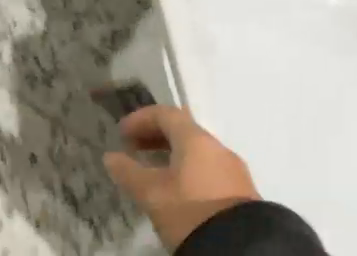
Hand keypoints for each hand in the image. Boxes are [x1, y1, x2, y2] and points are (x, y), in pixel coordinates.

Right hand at [103, 105, 259, 250]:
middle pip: (183, 131)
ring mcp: (235, 172)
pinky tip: (179, 192)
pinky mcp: (244, 195)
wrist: (243, 252)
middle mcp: (218, 149)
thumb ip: (128, 172)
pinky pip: (210, 171)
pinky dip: (190, 172)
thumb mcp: (151, 194)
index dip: (140, 119)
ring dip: (173, 156)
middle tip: (134, 149)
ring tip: (155, 173)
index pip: (165, 114)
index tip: (121, 134)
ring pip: (198, 153)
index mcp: (196, 140)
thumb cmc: (190, 212)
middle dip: (155, 137)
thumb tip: (111, 157)